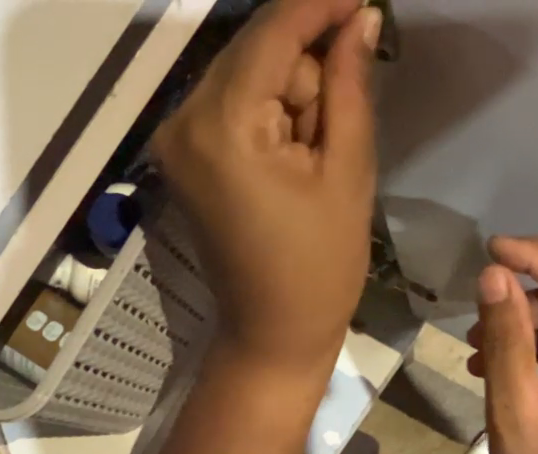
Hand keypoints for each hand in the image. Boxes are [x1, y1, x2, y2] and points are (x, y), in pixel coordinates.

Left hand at [153, 0, 380, 366]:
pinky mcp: (183, 156)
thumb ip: (348, 87)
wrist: (273, 336)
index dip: (320, 4)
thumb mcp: (346, 174)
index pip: (272, 31)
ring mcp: (176, 139)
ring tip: (317, 155)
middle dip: (306, 63)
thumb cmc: (320, 269)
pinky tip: (294, 154)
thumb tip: (360, 19)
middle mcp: (184, 120)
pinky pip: (231, 105)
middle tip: (341, 116)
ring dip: (290, 92)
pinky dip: (268, 113)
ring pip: (245, 74)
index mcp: (224, 127)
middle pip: (255, 48)